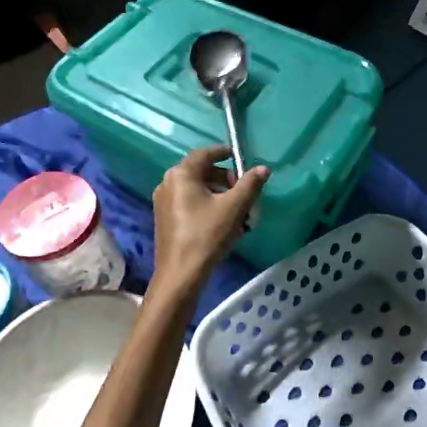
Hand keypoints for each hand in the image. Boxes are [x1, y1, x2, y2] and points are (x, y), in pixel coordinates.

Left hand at [151, 145, 268, 293]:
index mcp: (181, 174)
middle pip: (200, 172)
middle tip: (244, 191)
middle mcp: (167, 183)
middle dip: (225, 179)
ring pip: (196, 189)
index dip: (224, 153)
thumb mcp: (233, 208)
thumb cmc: (206, 235)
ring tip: (238, 211)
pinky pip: (188, 203)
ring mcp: (163, 202)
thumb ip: (250, 185)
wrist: (180, 274)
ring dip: (218, 194)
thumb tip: (263, 169)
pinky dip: (206, 205)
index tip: (239, 156)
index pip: (204, 154)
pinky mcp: (164, 218)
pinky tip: (223, 222)